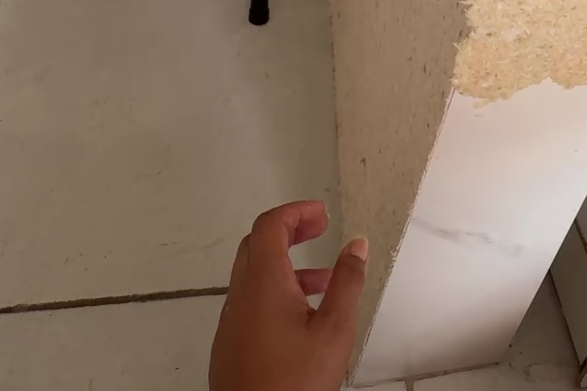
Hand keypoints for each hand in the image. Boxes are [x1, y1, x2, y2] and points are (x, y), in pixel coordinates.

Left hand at [209, 201, 368, 390]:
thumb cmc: (295, 381)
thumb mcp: (334, 330)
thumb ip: (347, 282)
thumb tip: (356, 245)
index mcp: (263, 284)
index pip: (270, 226)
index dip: (296, 211)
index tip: (323, 215)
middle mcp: (240, 298)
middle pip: (256, 244)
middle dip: (290, 230)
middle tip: (320, 230)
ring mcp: (230, 324)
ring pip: (254, 275)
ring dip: (287, 264)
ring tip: (325, 280)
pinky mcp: (229, 348)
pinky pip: (250, 302)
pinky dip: (276, 291)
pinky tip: (303, 318)